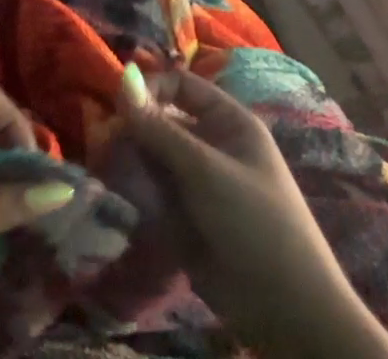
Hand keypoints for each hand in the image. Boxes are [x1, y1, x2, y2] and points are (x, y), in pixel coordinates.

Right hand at [121, 67, 387, 358]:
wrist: (282, 307)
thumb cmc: (255, 223)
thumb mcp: (205, 169)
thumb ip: (158, 127)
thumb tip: (122, 79)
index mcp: (229, 124)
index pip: (180, 85)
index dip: (149, 89)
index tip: (118, 108)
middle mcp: (209, 144)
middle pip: (157, 119)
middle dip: (130, 130)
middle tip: (106, 147)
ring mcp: (192, 179)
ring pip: (146, 153)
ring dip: (126, 160)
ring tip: (110, 175)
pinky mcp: (178, 209)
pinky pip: (146, 185)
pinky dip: (131, 187)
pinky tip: (120, 196)